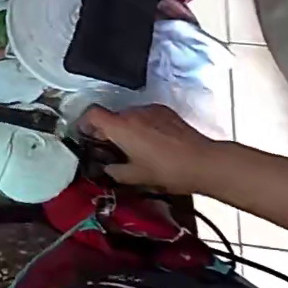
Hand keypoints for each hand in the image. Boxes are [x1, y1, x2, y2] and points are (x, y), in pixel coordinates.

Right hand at [76, 104, 223, 194]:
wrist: (203, 162)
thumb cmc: (167, 170)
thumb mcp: (135, 177)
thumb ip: (115, 171)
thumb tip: (109, 169)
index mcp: (120, 127)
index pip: (92, 114)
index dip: (84, 123)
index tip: (85, 134)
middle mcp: (133, 113)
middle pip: (111, 116)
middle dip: (107, 130)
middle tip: (111, 149)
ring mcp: (150, 110)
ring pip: (129, 116)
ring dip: (126, 128)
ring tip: (135, 149)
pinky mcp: (165, 112)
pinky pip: (146, 116)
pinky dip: (143, 126)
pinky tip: (152, 143)